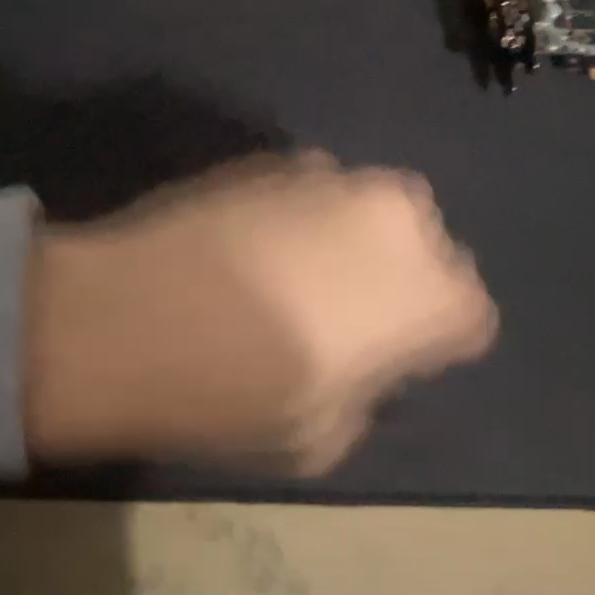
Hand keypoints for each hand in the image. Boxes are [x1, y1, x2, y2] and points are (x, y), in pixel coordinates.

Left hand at [22, 152, 496, 474]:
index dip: (434, 342)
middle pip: (424, 248)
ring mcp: (329, 175)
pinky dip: (298, 216)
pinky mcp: (268, 157)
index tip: (392, 362)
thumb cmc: (234, 393)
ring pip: (367, 210)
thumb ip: (368, 390)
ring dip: (348, 240)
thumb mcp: (325, 437)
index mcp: (429, 292)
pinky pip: (310, 190)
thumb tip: (361, 361)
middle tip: (344, 317)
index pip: (470, 314)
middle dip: (398, 279)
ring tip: (292, 278)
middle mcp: (395, 217)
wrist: (124, 318)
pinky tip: (247, 249)